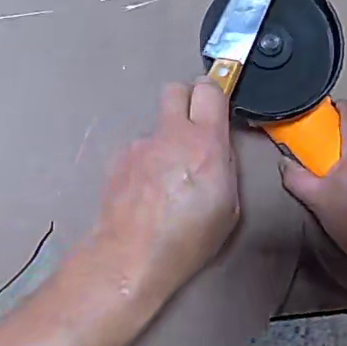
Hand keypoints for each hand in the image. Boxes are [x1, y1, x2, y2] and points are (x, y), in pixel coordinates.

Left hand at [84, 79, 240, 303]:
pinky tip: (145, 193)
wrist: (131, 256)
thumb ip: (224, 168)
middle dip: (185, 100)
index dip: (214, 93)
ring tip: (165, 183)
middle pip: (175, 89)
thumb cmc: (186, 240)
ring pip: (155, 128)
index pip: (209, 91)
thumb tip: (218, 151)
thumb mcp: (228, 207)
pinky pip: (137, 152)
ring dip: (163, 143)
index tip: (215, 105)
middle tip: (192, 127)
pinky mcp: (118, 160)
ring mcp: (139, 146)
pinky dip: (143, 164)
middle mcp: (170, 136)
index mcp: (205, 144)